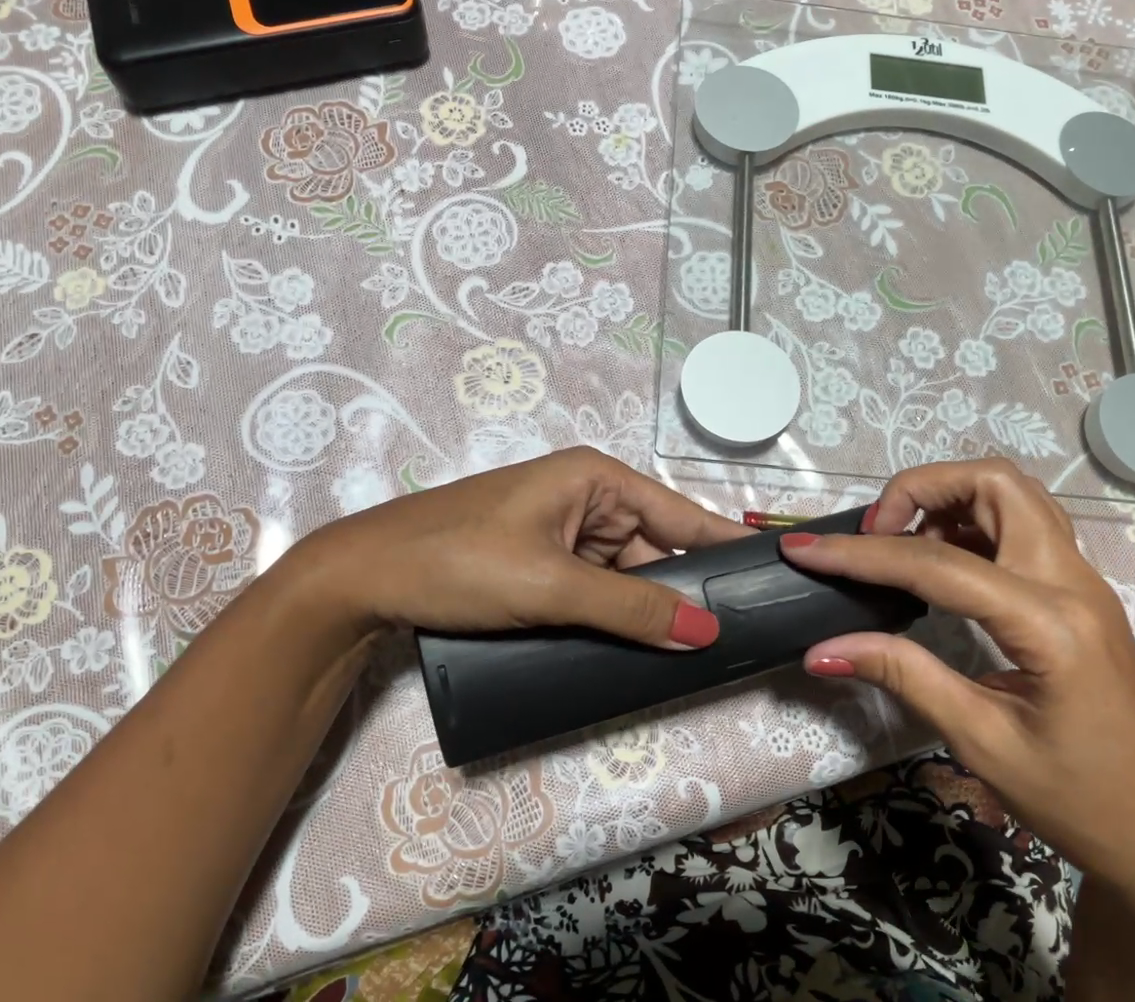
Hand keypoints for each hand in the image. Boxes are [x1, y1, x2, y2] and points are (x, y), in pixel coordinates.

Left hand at [291, 447, 750, 649]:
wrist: (365, 579)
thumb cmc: (459, 561)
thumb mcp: (551, 585)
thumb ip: (631, 609)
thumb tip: (707, 632)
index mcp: (594, 479)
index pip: (681, 513)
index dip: (723, 547)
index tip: (769, 582)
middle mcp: (585, 500)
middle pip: (656, 549)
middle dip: (682, 595)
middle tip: (726, 645)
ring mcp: (561, 534)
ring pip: (626, 576)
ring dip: (645, 612)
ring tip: (687, 656)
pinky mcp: (540, 565)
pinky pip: (596, 590)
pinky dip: (613, 617)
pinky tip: (634, 649)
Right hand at [774, 460, 1134, 909]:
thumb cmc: (1077, 800)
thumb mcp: (981, 741)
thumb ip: (903, 676)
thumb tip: (821, 649)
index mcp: (1050, 624)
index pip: (938, 564)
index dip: (861, 554)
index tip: (803, 549)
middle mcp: (1073, 583)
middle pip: (996, 484)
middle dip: (921, 489)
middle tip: (874, 536)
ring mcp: (1083, 584)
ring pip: (1014, 496)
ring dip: (948, 500)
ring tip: (898, 546)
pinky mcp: (1079, 596)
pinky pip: (1022, 529)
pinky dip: (970, 524)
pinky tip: (937, 569)